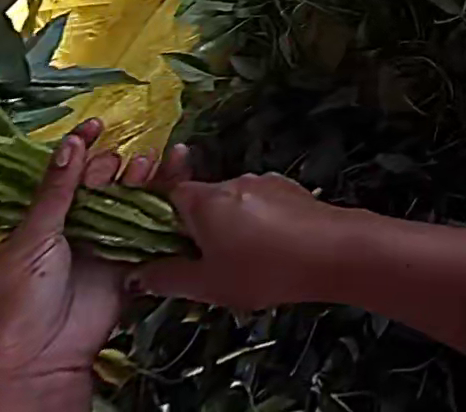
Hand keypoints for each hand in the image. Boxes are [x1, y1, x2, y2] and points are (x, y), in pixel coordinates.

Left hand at [0, 118, 187, 411]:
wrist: (39, 362)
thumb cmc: (17, 304)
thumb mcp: (30, 242)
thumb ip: (55, 194)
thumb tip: (69, 145)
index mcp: (47, 218)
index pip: (69, 173)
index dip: (82, 147)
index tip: (96, 124)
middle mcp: (82, 223)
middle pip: (107, 180)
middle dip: (113, 165)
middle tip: (112, 171)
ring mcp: (111, 239)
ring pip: (134, 195)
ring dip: (144, 176)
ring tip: (148, 166)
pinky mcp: (137, 255)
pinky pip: (156, 221)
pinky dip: (169, 198)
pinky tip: (178, 178)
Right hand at [130, 172, 340, 311]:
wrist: (330, 249)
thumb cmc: (263, 269)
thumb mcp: (207, 285)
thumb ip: (168, 277)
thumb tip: (136, 274)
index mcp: (208, 199)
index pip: (170, 194)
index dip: (160, 218)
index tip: (162, 245)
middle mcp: (236, 181)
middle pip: (204, 199)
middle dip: (198, 229)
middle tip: (204, 264)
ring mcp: (266, 181)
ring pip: (233, 203)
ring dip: (228, 227)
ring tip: (241, 262)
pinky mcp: (290, 188)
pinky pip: (260, 203)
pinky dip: (255, 222)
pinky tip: (268, 249)